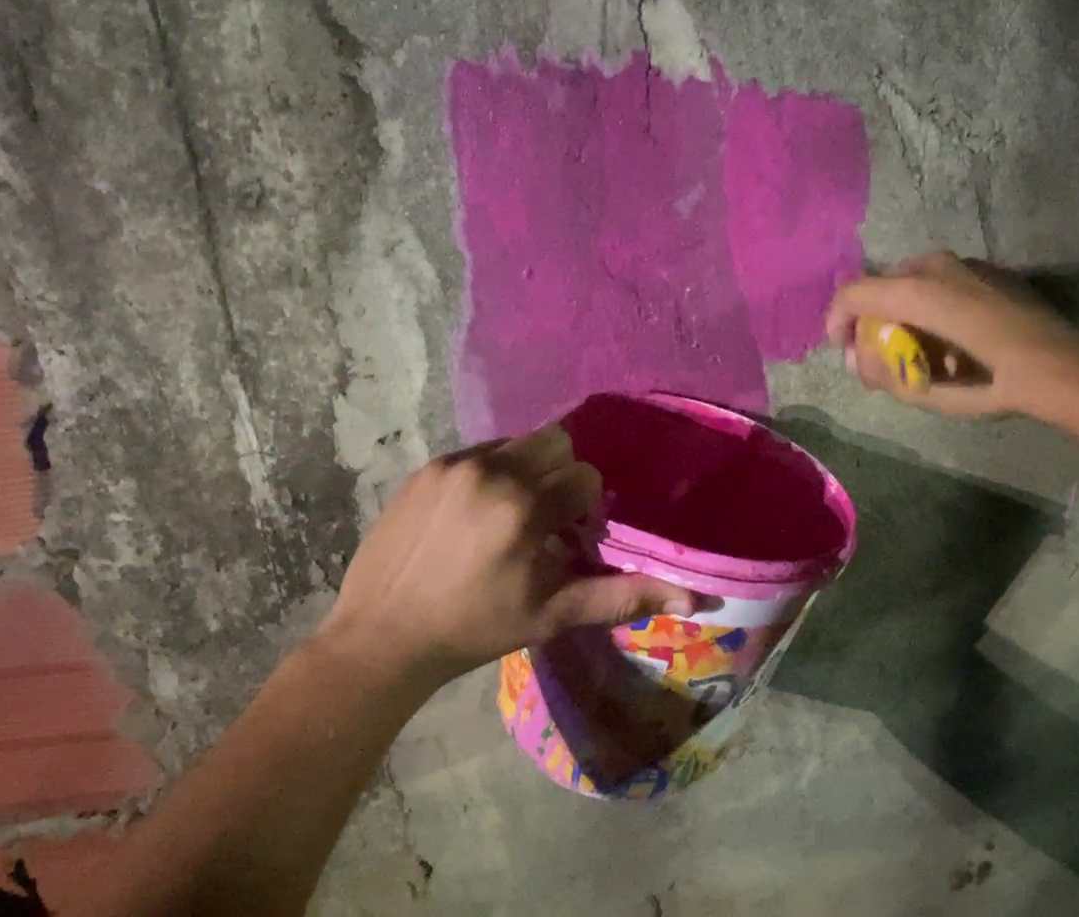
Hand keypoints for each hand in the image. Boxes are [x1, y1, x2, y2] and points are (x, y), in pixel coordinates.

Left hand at [317, 426, 696, 685]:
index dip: (585, 508)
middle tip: (546, 520)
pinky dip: (490, 474)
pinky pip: (478, 454)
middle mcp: (492, 470)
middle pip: (556, 443)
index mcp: (525, 506)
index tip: (569, 538)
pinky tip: (474, 516)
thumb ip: (624, 596)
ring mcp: (453, 465)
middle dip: (561, 475)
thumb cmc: (476, 628)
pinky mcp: (426, 468)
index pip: (585, 476)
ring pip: (517, 444)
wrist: (383, 634)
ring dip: (527, 471)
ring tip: (509, 517)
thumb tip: (695, 597)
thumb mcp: (553, 614)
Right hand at [825, 251, 1078, 416]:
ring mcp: (964, 264)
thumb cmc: (993, 383)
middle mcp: (935, 266)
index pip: (854, 293)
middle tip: (881, 358)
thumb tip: (858, 359)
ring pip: (913, 285)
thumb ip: (883, 371)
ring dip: (906, 317)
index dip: (837, 320)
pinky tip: (952, 344)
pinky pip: (943, 284)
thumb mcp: (929, 390)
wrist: (1063, 368)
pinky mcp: (988, 271)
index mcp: (916, 292)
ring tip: (921, 356)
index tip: (841, 348)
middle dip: (874, 322)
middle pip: (884, 288)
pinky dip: (934, 310)